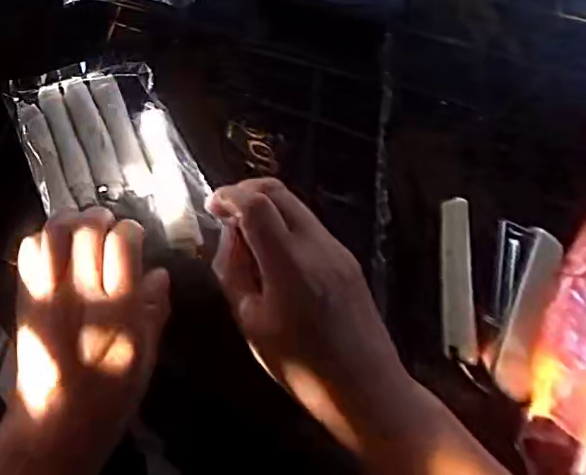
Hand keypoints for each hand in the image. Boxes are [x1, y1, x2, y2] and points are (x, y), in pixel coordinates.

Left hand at [0, 208, 170, 474]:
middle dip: (100, 217)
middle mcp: (82, 293)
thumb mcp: (144, 360)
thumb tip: (159, 273)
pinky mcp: (25, 294)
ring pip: (55, 230)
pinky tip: (55, 248)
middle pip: (88, 228)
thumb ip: (154, 313)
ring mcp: (48, 291)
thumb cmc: (106, 397)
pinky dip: (42, 238)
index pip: (123, 241)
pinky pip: (29, 247)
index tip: (132, 237)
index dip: (130, 231)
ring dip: (71, 220)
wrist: (52, 427)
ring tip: (80, 227)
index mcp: (118, 310)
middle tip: (106, 225)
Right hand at [208, 179, 505, 474]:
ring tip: (245, 231)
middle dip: (243, 191)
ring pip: (292, 202)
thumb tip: (229, 234)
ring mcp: (336, 249)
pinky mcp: (346, 257)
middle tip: (224, 211)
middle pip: (275, 190)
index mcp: (290, 266)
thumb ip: (233, 271)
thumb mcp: (251, 324)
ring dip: (263, 203)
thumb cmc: (305, 371)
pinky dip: (282, 220)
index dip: (228, 195)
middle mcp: (316, 247)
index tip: (212, 206)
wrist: (373, 396)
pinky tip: (271, 248)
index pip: (255, 203)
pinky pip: (306, 222)